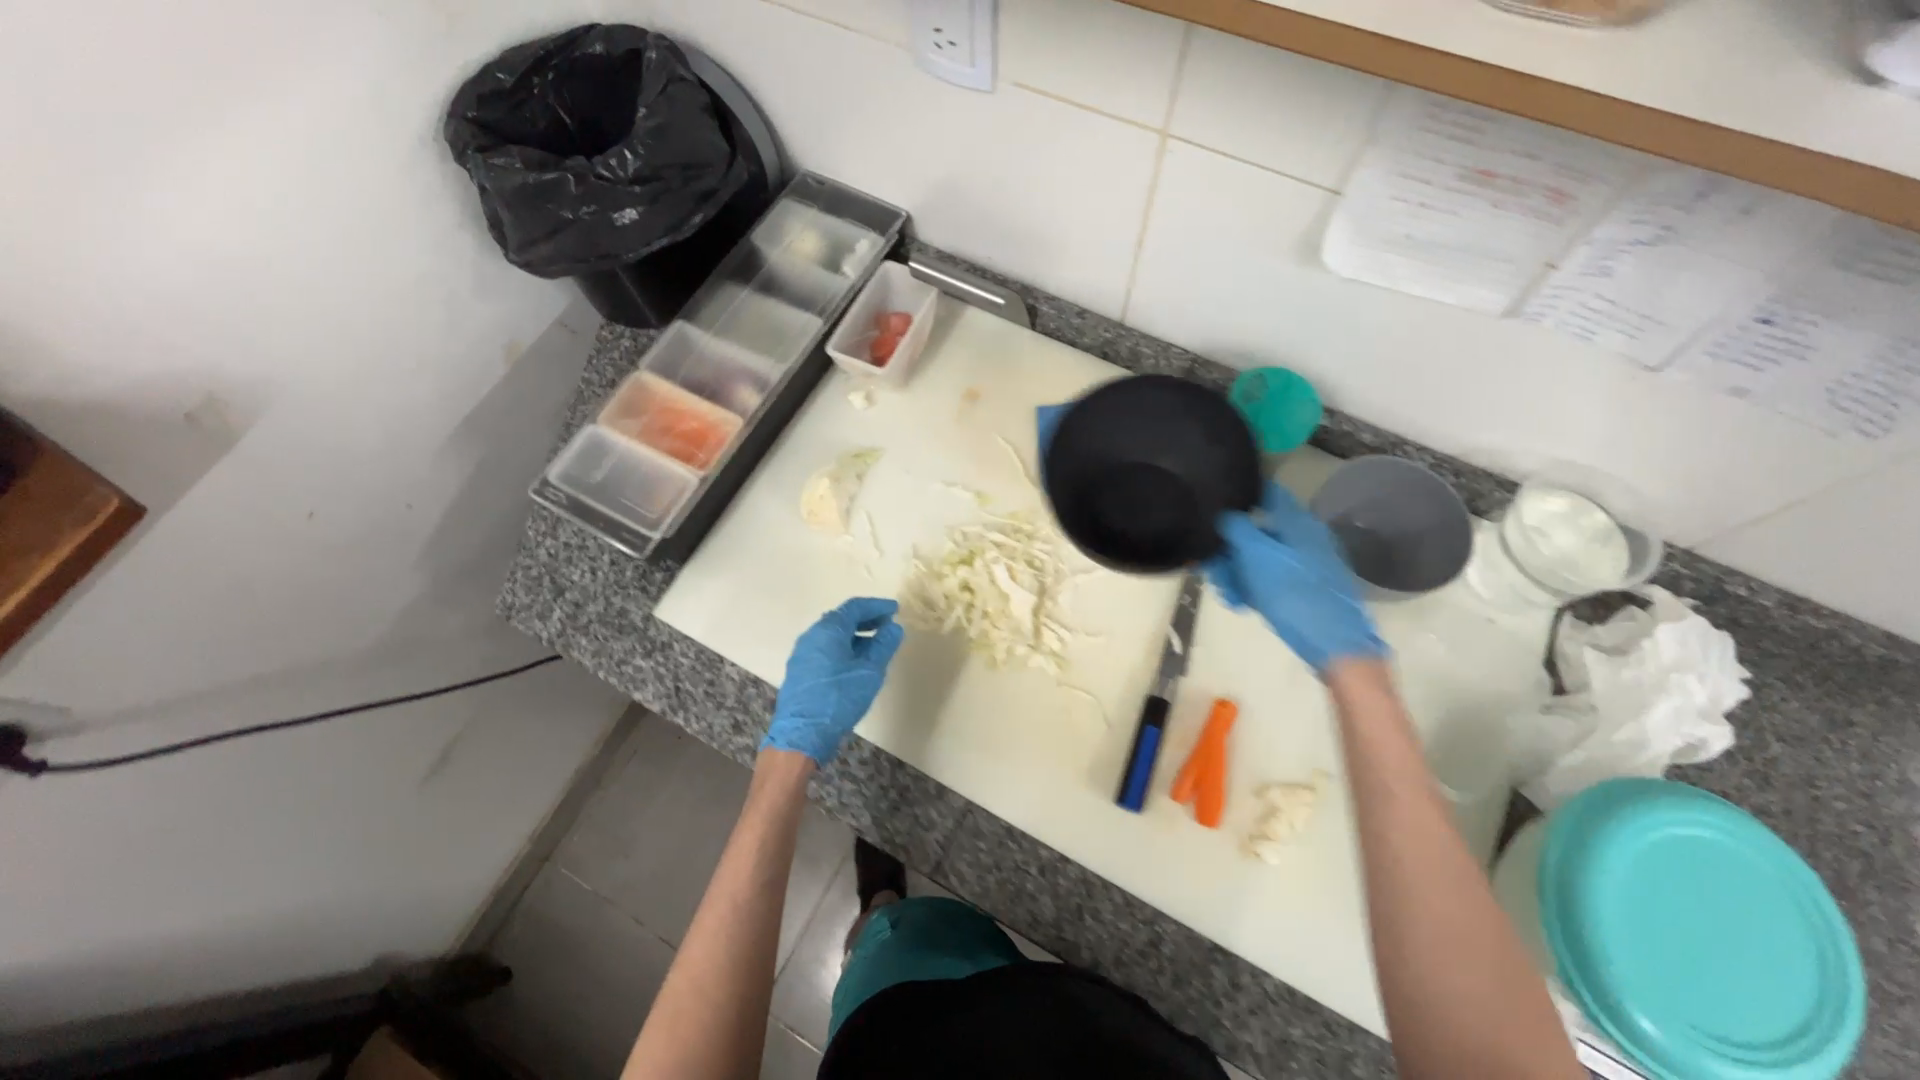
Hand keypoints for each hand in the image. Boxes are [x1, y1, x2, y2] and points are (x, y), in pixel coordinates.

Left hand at [763, 597, 906, 763]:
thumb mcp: (869, 671)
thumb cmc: (839, 698)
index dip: (876, 606)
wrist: (802, 734)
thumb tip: (893, 627)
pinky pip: (825, 649)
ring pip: (832, 636)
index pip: (854, 607)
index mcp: (828, 630)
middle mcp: (812, 636)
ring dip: (855, 636)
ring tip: (875, 646)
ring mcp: (803, 654)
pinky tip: (855, 663)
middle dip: (866, 620)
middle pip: (841, 619)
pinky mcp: (800, 671)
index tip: (895, 609)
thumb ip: (883, 646)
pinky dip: (843, 648)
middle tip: (887, 625)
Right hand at [1206, 482, 1385, 675]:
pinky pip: (1270, 579)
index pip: (1268, 493)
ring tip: (1226, 594)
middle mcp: (1303, 537)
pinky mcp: (1303, 589)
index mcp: (1297, 522)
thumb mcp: (1257, 556)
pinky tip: (1241, 604)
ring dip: (1236, 572)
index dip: (1242, 494)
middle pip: (1258, 531)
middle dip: (1230, 548)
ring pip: (1260, 558)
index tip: (1215, 504)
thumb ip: (1237, 529)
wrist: (1334, 644)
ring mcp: (1305, 564)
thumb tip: (1225, 514)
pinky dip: (1252, 586)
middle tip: (1210, 569)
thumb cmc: (1293, 593)